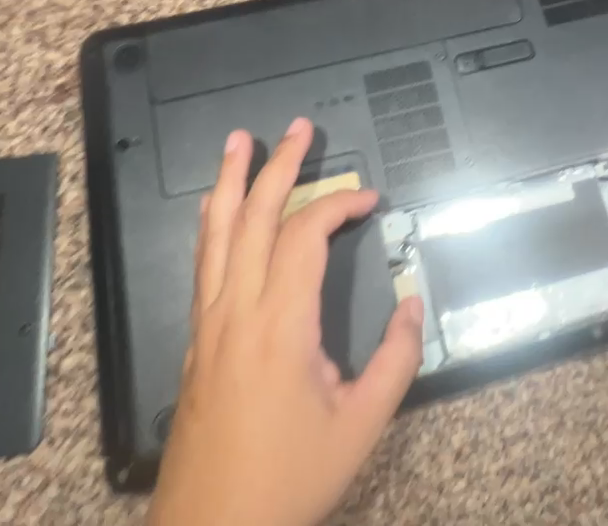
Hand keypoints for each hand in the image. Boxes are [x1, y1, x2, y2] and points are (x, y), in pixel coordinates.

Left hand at [146, 118, 425, 525]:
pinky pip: (202, 262)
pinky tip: (212, 207)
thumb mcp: (362, 426)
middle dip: (279, 165)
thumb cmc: (288, 479)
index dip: (338, 204)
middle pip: (253, 216)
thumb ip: (396, 359)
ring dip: (230, 181)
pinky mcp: (196, 338)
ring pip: (215, 233)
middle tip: (300, 128)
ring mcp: (208, 321)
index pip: (305, 236)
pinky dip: (212, 222)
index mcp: (280, 325)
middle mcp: (237, 310)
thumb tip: (412, 303)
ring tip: (239, 141)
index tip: (369, 198)